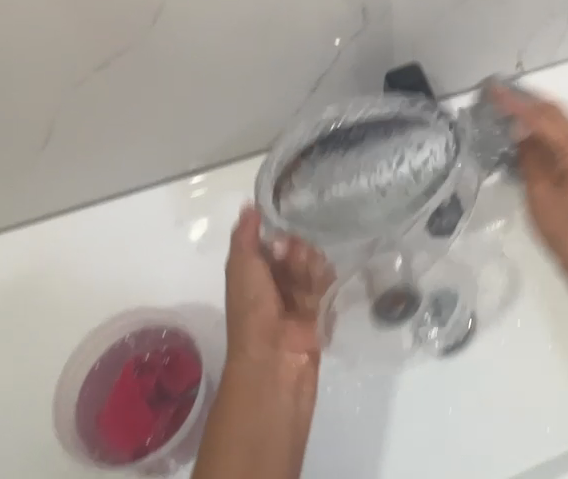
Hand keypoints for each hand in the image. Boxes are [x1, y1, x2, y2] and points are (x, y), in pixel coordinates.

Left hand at [223, 206, 334, 371]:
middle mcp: (273, 286)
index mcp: (252, 275)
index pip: (269, 242)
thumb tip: (249, 204)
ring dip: (312, 264)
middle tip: (297, 255)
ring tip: (310, 273)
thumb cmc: (252, 311)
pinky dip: (326, 280)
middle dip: (297, 247)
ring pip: (311, 266)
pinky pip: (326, 285)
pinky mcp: (319, 312)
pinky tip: (324, 281)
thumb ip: (245, 235)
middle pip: (293, 252)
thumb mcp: (241, 267)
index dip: (277, 231)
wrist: (274, 362)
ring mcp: (297, 300)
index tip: (285, 226)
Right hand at [491, 83, 567, 289]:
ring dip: (535, 116)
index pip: (545, 118)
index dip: (517, 103)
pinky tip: (524, 136)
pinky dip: (542, 134)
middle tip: (499, 94)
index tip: (494, 90)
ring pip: (560, 127)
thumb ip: (531, 157)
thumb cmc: (566, 232)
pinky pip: (561, 142)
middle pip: (557, 115)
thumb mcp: (541, 194)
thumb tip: (520, 130)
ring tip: (507, 108)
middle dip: (528, 102)